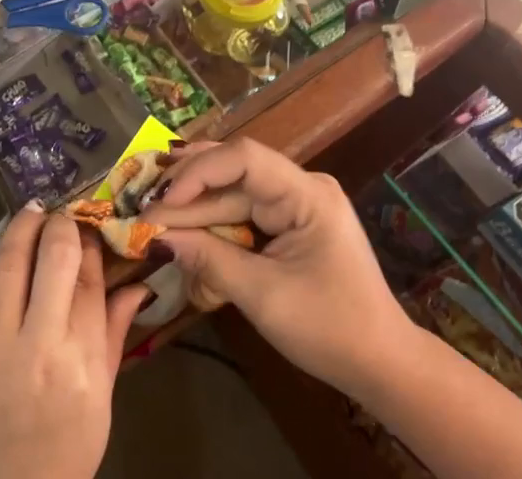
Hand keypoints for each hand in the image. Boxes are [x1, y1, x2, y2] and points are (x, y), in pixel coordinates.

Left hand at [0, 204, 149, 478]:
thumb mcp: (99, 404)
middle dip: (59, 225)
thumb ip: (112, 337)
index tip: (86, 228)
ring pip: (5, 265)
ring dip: (19, 228)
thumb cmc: (60, 457)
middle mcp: (36, 350)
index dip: (89, 244)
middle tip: (58, 214)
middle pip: (52, 260)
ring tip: (29, 214)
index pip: (89, 281)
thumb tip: (135, 284)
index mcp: (80, 365)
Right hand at [139, 139, 413, 391]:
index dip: (197, 173)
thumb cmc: (329, 328)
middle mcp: (301, 187)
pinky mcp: (288, 224)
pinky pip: (242, 213)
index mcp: (308, 194)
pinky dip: (211, 223)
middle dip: (186, 190)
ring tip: (149, 215)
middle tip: (140, 204)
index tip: (162, 202)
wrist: (381, 364)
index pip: (243, 158)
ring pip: (232, 193)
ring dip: (194, 208)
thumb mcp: (263, 295)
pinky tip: (179, 226)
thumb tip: (154, 234)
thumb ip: (208, 258)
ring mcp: (295, 205)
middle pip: (233, 173)